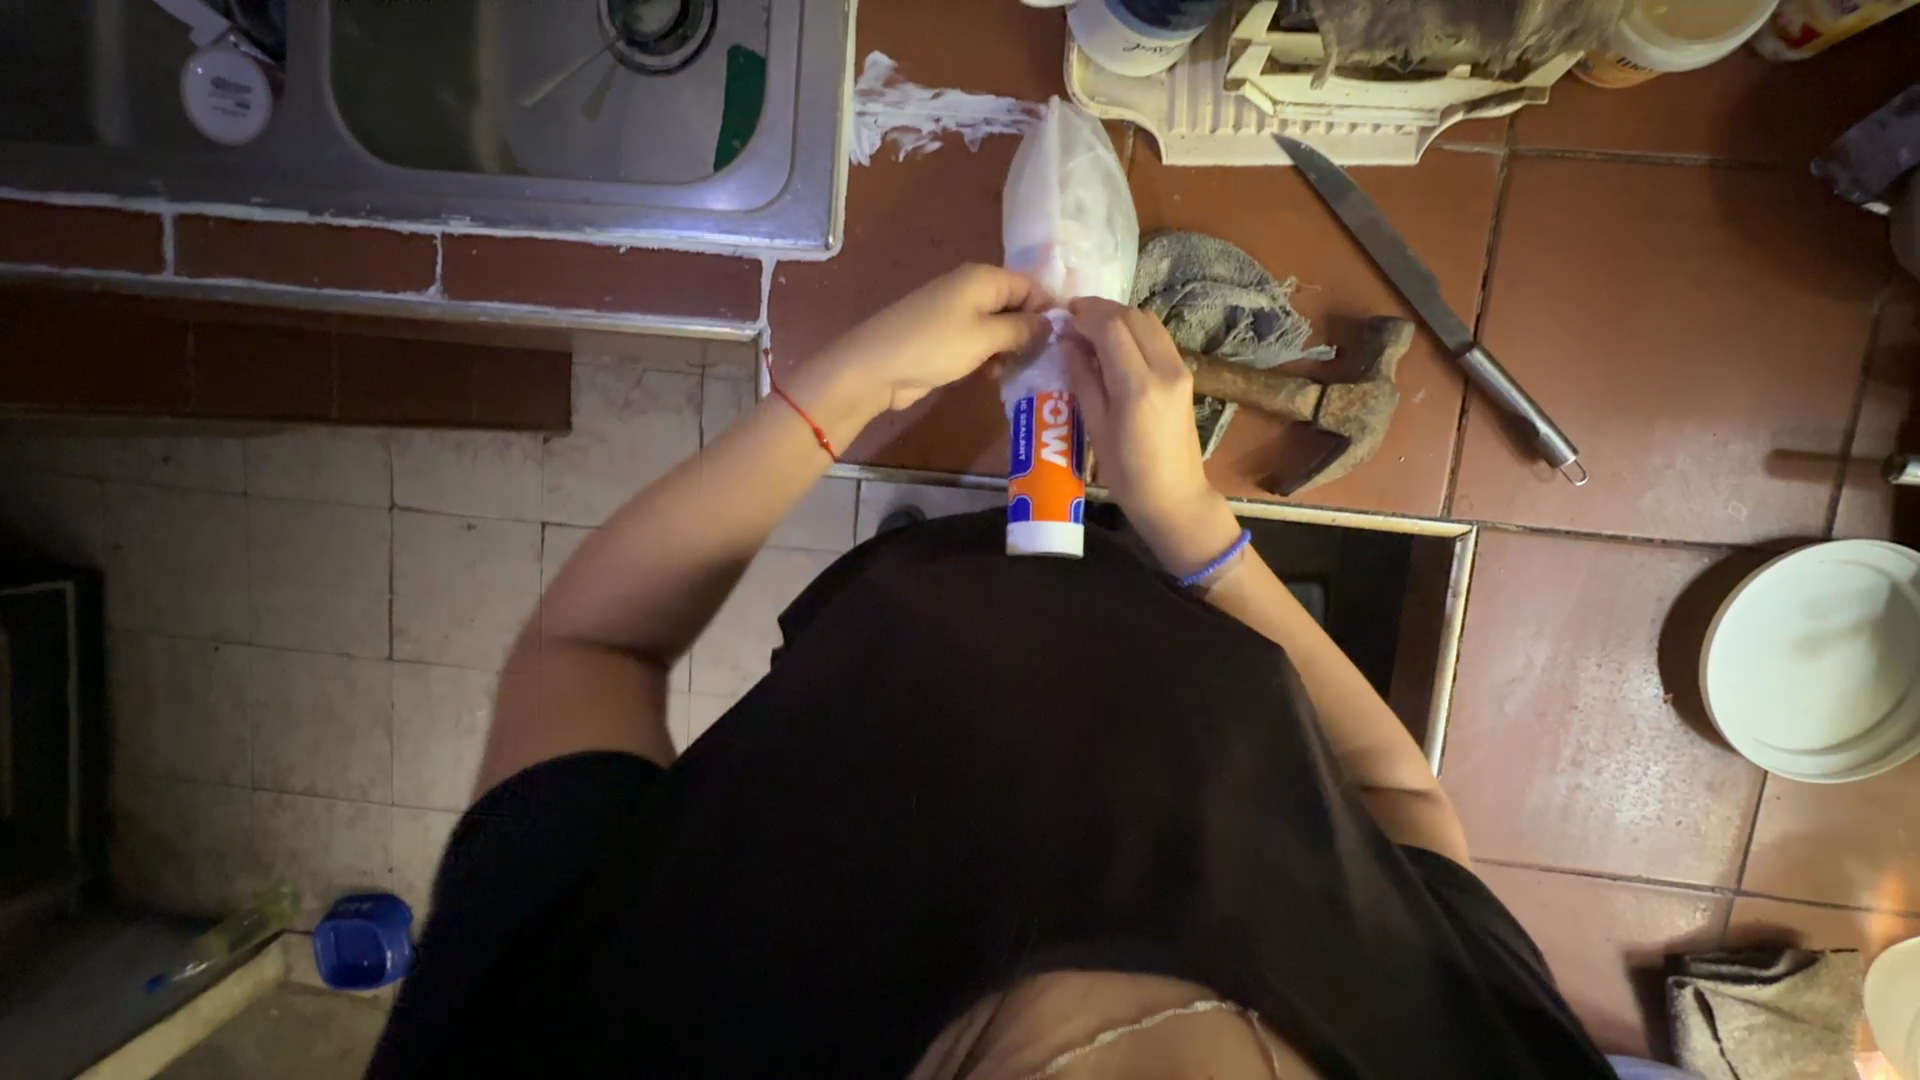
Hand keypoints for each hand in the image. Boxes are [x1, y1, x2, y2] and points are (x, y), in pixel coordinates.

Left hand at [813, 264, 1052, 413]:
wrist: (875, 367)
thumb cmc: (933, 346)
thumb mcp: (985, 337)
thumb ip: (1022, 329)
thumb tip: (1050, 323)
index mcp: (983, 278)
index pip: (1031, 285)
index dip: (1049, 310)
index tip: (1063, 340)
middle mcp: (972, 289)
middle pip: (1016, 305)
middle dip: (1030, 332)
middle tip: (1042, 361)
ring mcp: (957, 314)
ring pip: (999, 327)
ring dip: (1010, 349)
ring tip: (1015, 371)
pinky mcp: (946, 339)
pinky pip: (980, 342)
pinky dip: (990, 357)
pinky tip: (991, 376)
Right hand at [1064, 298, 1239, 573]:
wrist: (1173, 496)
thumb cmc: (1126, 473)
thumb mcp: (1095, 427)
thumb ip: (1083, 379)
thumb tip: (1068, 343)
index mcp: (1138, 386)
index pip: (1111, 328)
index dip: (1085, 316)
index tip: (1063, 318)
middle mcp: (1164, 369)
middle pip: (1132, 317)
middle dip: (1100, 310)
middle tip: (1072, 318)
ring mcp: (1180, 369)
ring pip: (1148, 321)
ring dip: (1118, 316)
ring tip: (1091, 328)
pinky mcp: (1185, 374)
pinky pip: (1158, 337)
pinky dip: (1134, 330)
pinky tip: (1114, 344)